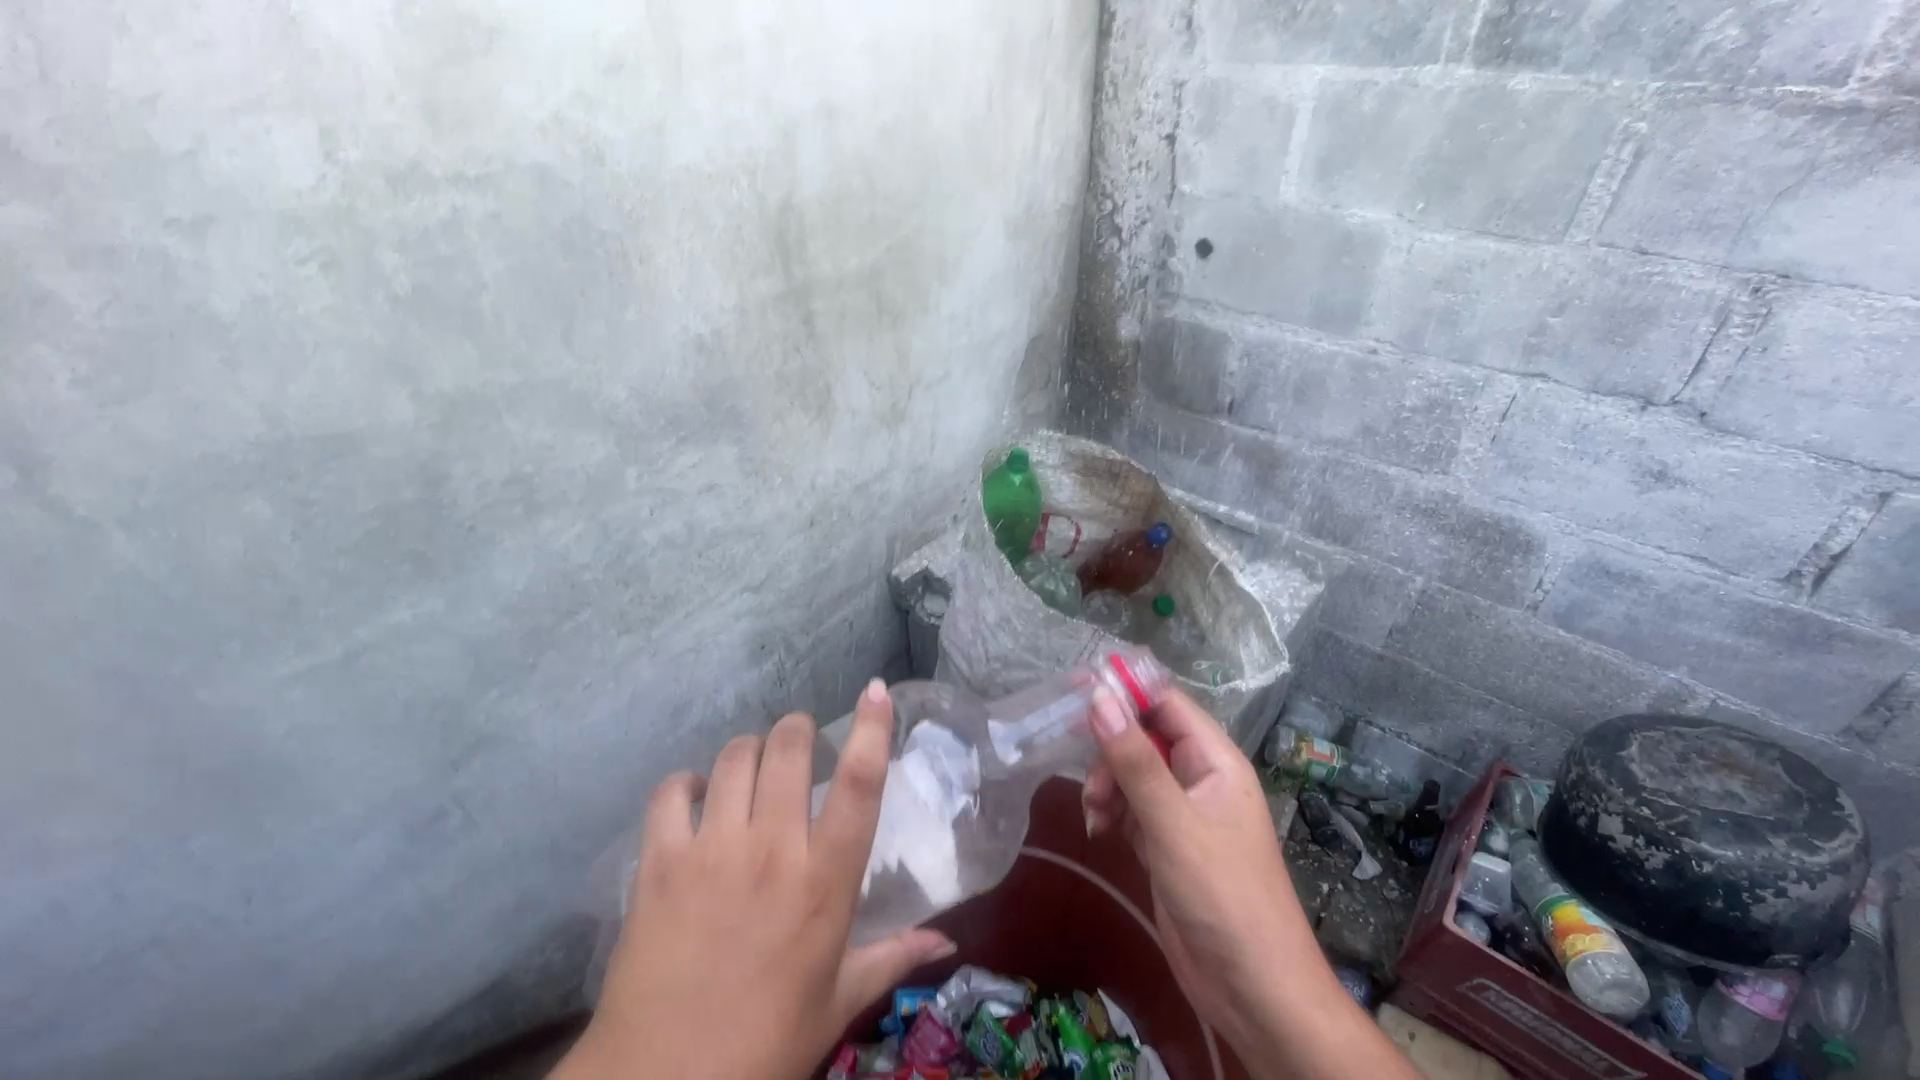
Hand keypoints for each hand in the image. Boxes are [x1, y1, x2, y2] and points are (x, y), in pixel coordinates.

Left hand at [554, 680, 954, 1079]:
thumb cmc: (766, 1042)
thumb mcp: (838, 1002)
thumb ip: (893, 957)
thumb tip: (946, 940)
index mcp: (825, 882)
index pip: (858, 786)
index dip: (871, 729)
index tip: (874, 691)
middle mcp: (772, 850)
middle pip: (787, 750)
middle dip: (796, 730)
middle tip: (799, 739)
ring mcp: (712, 850)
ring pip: (732, 760)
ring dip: (748, 752)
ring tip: (751, 768)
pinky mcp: (660, 862)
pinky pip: (671, 792)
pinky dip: (686, 783)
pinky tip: (695, 797)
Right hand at [1082, 689, 1418, 1079]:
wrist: (1252, 987)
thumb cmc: (1222, 895)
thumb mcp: (1172, 822)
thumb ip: (1133, 759)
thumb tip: (1098, 696)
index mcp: (1216, 761)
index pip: (1167, 704)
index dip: (1125, 691)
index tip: (1076, 687)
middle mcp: (1199, 779)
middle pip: (1143, 738)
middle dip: (1110, 751)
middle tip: (1087, 779)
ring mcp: (1182, 814)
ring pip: (1131, 775)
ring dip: (1105, 786)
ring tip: (1095, 817)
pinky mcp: (1165, 845)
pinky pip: (1129, 809)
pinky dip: (1109, 813)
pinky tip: (1098, 832)